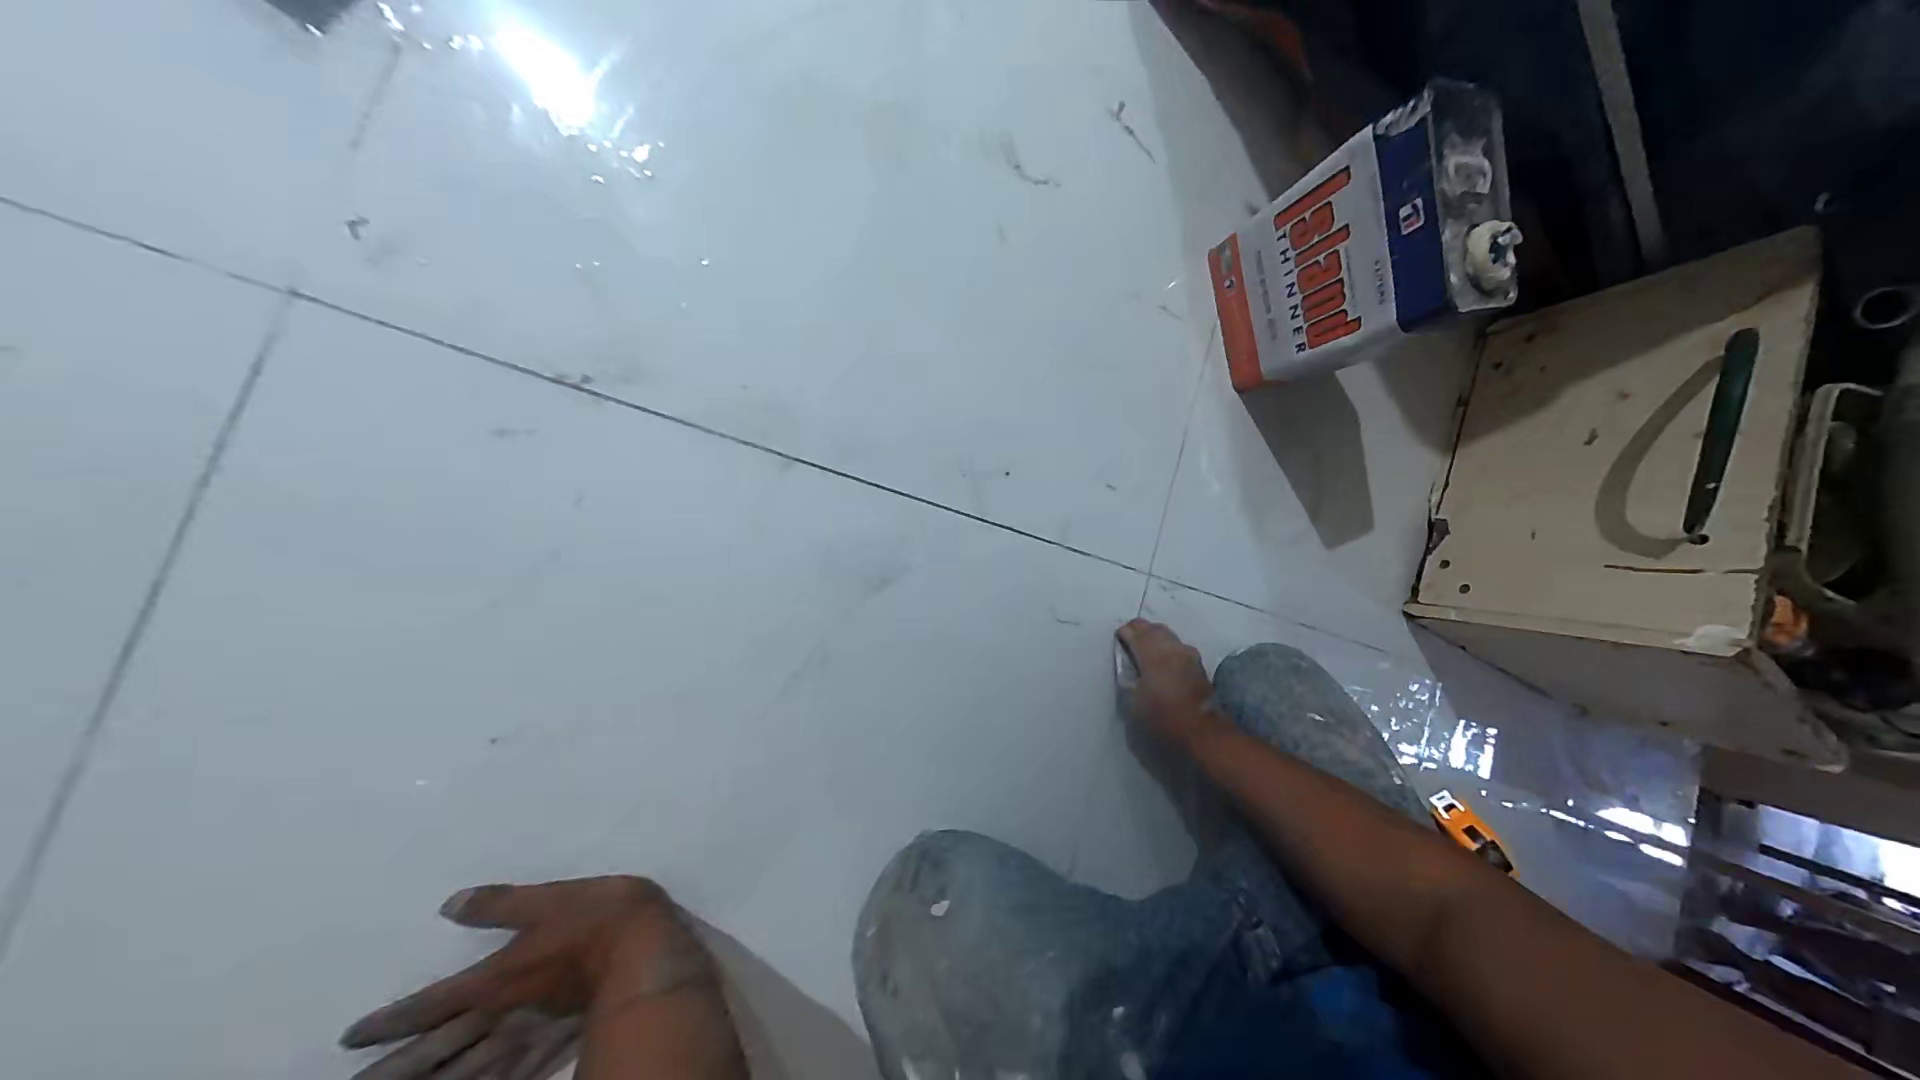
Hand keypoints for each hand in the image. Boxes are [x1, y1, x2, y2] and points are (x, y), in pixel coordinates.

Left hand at [341, 876, 712, 1079]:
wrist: (645, 951)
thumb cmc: (596, 917)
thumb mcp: (548, 898)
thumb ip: (499, 904)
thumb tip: (450, 904)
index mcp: (494, 978)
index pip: (429, 1005)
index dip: (389, 1021)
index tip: (351, 1038)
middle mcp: (499, 1017)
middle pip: (434, 1054)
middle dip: (391, 1073)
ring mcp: (524, 1040)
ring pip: (462, 1077)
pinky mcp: (551, 1049)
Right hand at [1116, 619, 1228, 750]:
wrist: (1201, 729)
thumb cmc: (1163, 716)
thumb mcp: (1134, 701)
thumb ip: (1128, 678)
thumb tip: (1129, 667)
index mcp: (1152, 655)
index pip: (1135, 633)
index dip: (1124, 632)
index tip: (1118, 636)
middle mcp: (1170, 648)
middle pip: (1152, 628)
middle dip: (1139, 628)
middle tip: (1130, 634)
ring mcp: (1186, 652)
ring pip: (1166, 633)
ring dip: (1154, 633)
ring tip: (1145, 642)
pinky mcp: (1197, 661)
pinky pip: (1177, 643)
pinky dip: (1166, 642)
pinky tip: (1163, 652)